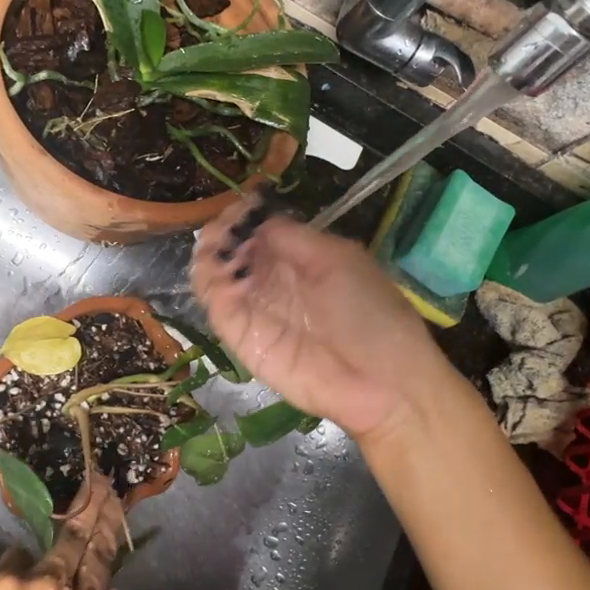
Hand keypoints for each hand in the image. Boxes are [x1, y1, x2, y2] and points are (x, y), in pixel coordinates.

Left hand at [0, 471, 123, 589]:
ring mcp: (7, 581)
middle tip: (86, 488)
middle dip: (75, 517)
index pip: (100, 552)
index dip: (102, 519)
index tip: (104, 491)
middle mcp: (51, 589)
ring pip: (12, 559)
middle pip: (66, 539)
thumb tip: (66, 588)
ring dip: (7, 578)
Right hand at [190, 191, 462, 440]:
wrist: (381, 381)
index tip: (239, 207)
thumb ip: (294, 238)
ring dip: (208, 255)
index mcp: (295, 260)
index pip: (255, 231)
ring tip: (218, 247)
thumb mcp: (339, 260)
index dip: (242, 217)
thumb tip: (255, 222)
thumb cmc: (370, 314)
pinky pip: (214, 305)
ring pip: (212, 275)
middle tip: (222, 229)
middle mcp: (268, 282)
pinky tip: (227, 274)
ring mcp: (252, 309)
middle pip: (227, 250)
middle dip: (219, 233)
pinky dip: (212, 283)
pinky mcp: (240, 337)